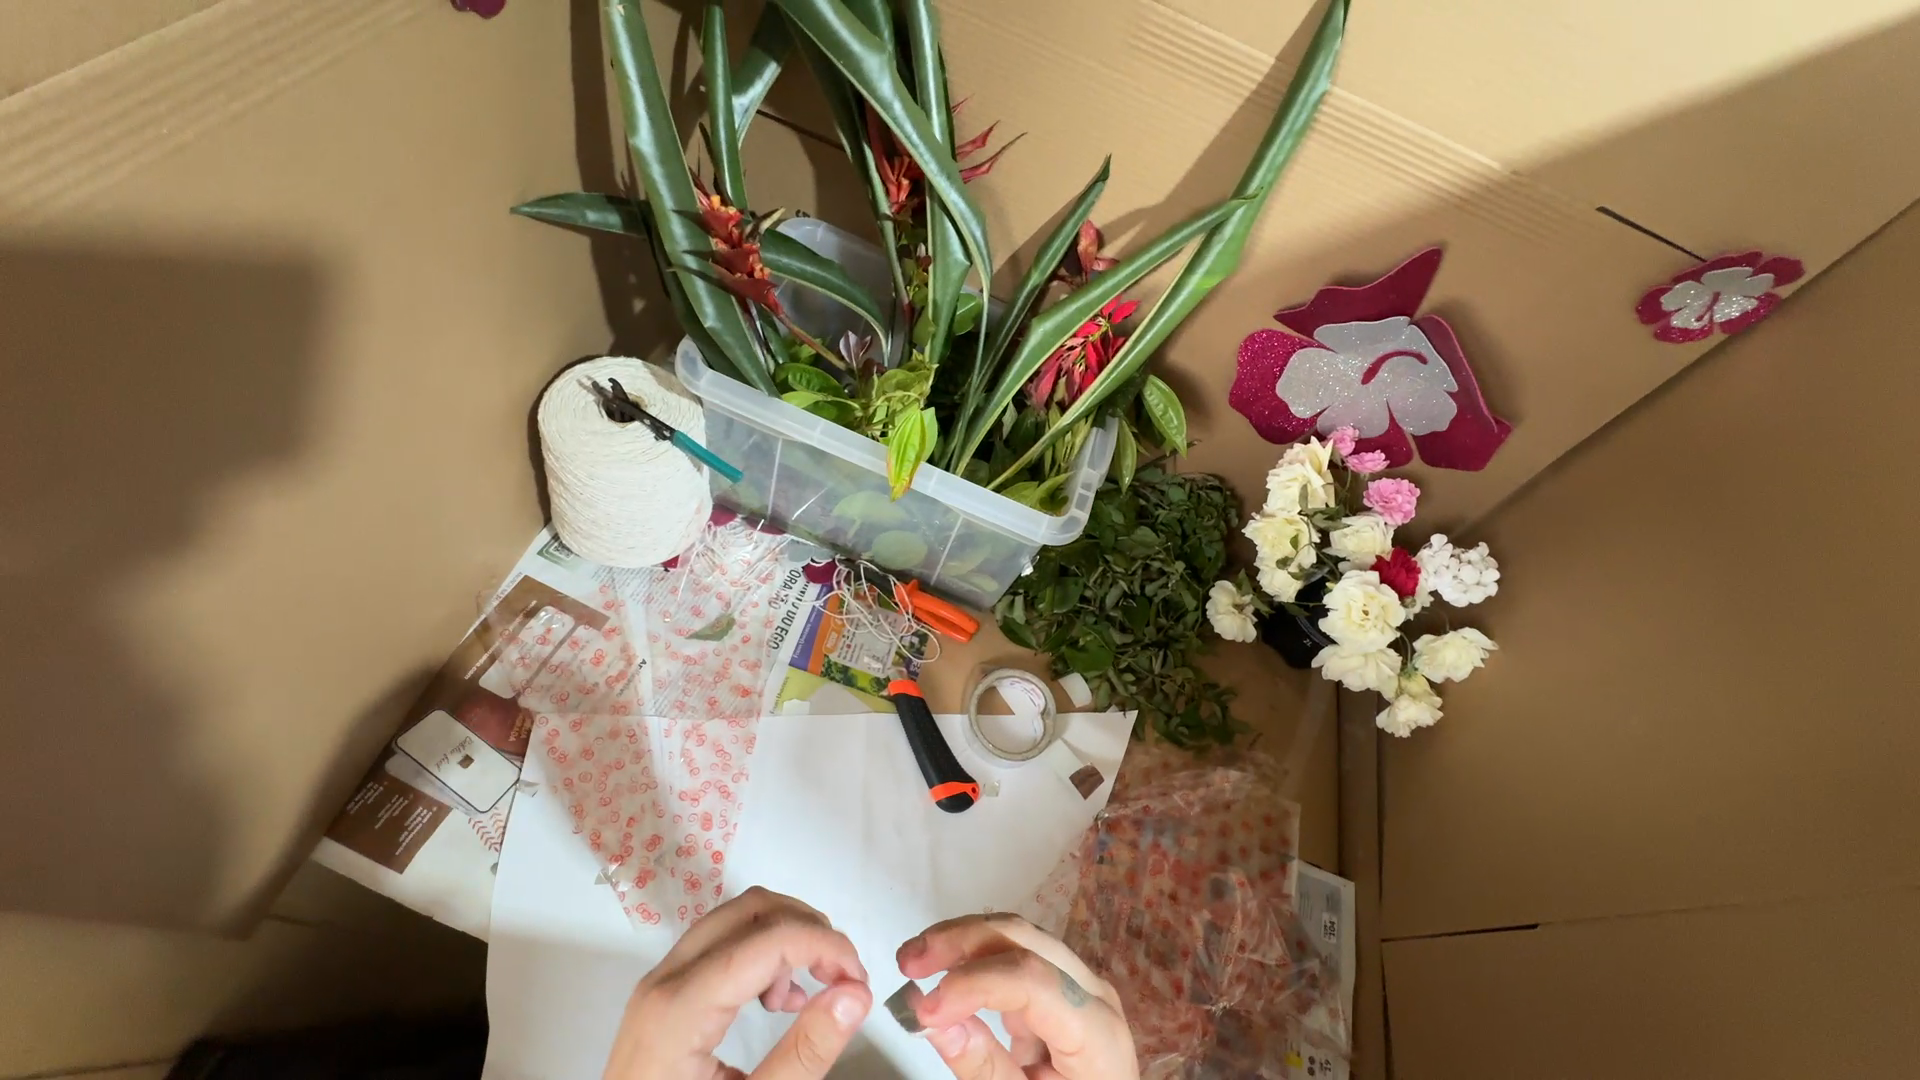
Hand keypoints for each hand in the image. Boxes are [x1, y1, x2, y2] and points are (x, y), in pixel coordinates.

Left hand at [604, 887, 872, 1079]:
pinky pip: (721, 941)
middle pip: (752, 909)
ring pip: (736, 917)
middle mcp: (665, 979)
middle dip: (808, 929)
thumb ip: (803, 1055)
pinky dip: (761, 950)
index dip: (824, 946)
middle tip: (841, 977)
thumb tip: (854, 994)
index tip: (859, 980)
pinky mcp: (664, 992)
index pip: (768, 939)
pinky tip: (777, 999)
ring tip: (805, 996)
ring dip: (785, 937)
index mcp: (680, 1009)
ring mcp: (660, 981)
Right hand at [898, 913, 1136, 1079]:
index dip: (974, 984)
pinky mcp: (1057, 983)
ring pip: (1015, 935)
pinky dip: (972, 956)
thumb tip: (932, 1019)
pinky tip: (941, 968)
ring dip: (960, 940)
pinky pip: (1013, 955)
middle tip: (907, 962)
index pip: (1032, 981)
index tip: (925, 1008)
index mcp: (1096, 1030)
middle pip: (1023, 939)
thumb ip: (984, 1067)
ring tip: (914, 960)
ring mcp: (1076, 980)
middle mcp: (1091, 990)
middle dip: (960, 940)